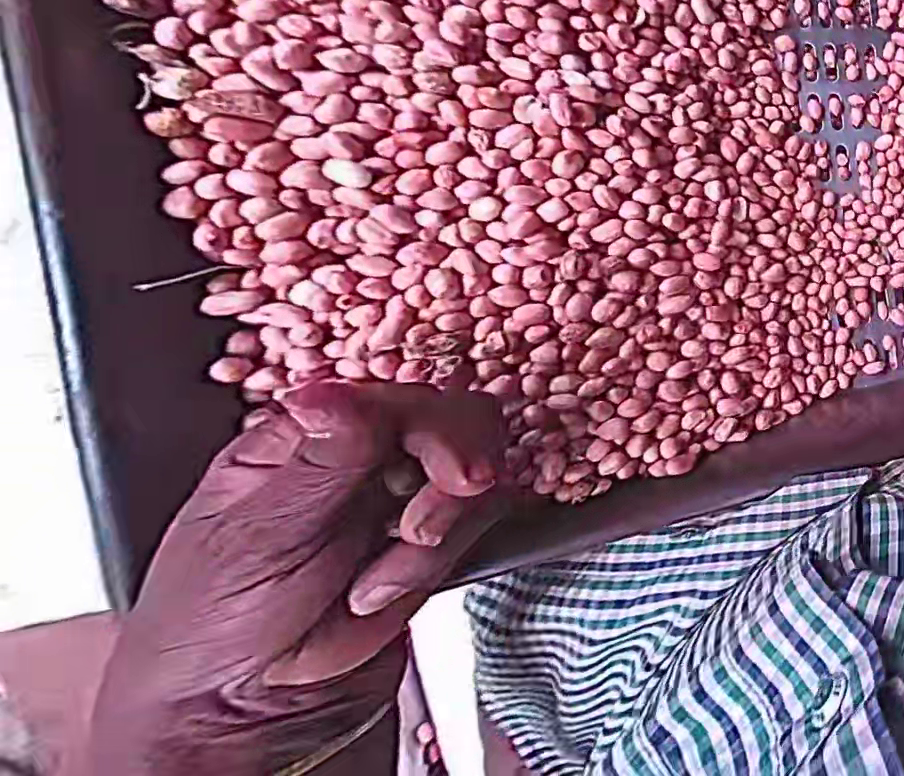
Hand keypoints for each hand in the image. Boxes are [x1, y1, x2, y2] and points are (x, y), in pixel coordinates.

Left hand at [88, 379, 506, 774]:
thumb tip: (330, 394)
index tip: (449, 471)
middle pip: (460, 417)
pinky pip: (489, 509)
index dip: (434, 427)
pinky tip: (389, 584)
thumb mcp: (255, 540)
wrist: (255, 707)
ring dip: (450, 519)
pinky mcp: (451, 520)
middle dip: (457, 469)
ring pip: (484, 460)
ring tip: (394, 564)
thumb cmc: (217, 624)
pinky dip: (450, 551)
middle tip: (428, 524)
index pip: (399, 398)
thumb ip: (317, 463)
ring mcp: (416, 483)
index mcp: (312, 436)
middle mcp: (373, 448)